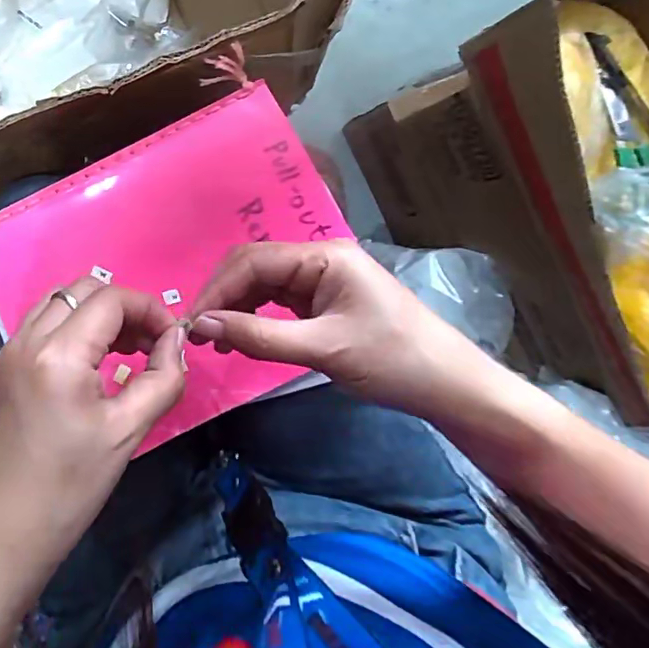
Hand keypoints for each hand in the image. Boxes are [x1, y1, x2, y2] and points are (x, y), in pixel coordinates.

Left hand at [0, 277, 186, 627]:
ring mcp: (6, 352)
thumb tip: (176, 341)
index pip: (110, 298)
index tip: (172, 340)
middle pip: (81, 290)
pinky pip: (38, 328)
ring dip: (93, 316)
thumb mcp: (125, 435)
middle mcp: (26, 339)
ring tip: (121, 355)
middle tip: (147, 346)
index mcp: (57, 352)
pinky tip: (87, 370)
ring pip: (56, 304)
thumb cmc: (66, 490)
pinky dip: (68, 331)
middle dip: (122, 308)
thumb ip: (161, 380)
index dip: (150, 309)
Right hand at [185, 240, 498, 420]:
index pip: (252, 262)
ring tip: (216, 339)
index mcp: (324, 256)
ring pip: (261, 285)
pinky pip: (275, 301)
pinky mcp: (323, 301)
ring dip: (235, 308)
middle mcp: (319, 259)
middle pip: (253, 268)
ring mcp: (322, 279)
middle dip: (222, 298)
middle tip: (198, 333)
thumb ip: (258, 335)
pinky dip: (253, 317)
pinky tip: (241, 337)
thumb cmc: (395, 362)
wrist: (456, 391)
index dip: (216, 290)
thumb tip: (201, 325)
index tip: (192, 323)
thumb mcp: (322, 349)